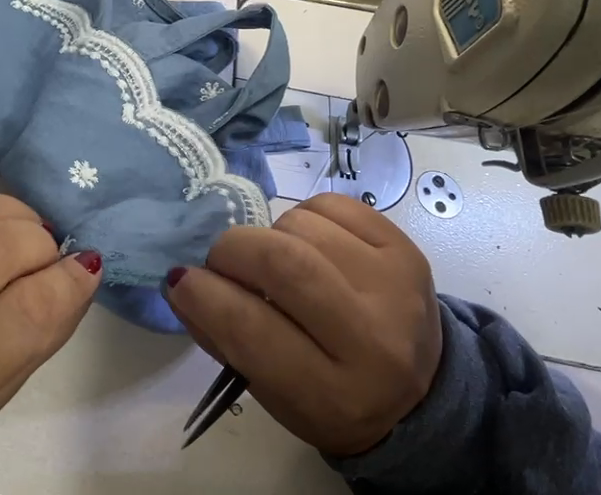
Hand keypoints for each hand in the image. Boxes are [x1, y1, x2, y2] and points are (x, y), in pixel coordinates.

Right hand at [165, 193, 441, 456]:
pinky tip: (307, 242)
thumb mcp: (271, 390)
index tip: (181, 280)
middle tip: (220, 260)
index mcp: (333, 394)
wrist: (420, 393)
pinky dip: (302, 215)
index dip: (205, 295)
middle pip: (282, 263)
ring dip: (269, 235)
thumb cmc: (328, 395)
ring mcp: (396, 288)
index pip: (252, 329)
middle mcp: (374, 340)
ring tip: (274, 260)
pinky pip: (332, 204)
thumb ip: (221, 338)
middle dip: (232, 250)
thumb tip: (180, 282)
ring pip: (301, 225)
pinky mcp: (406, 250)